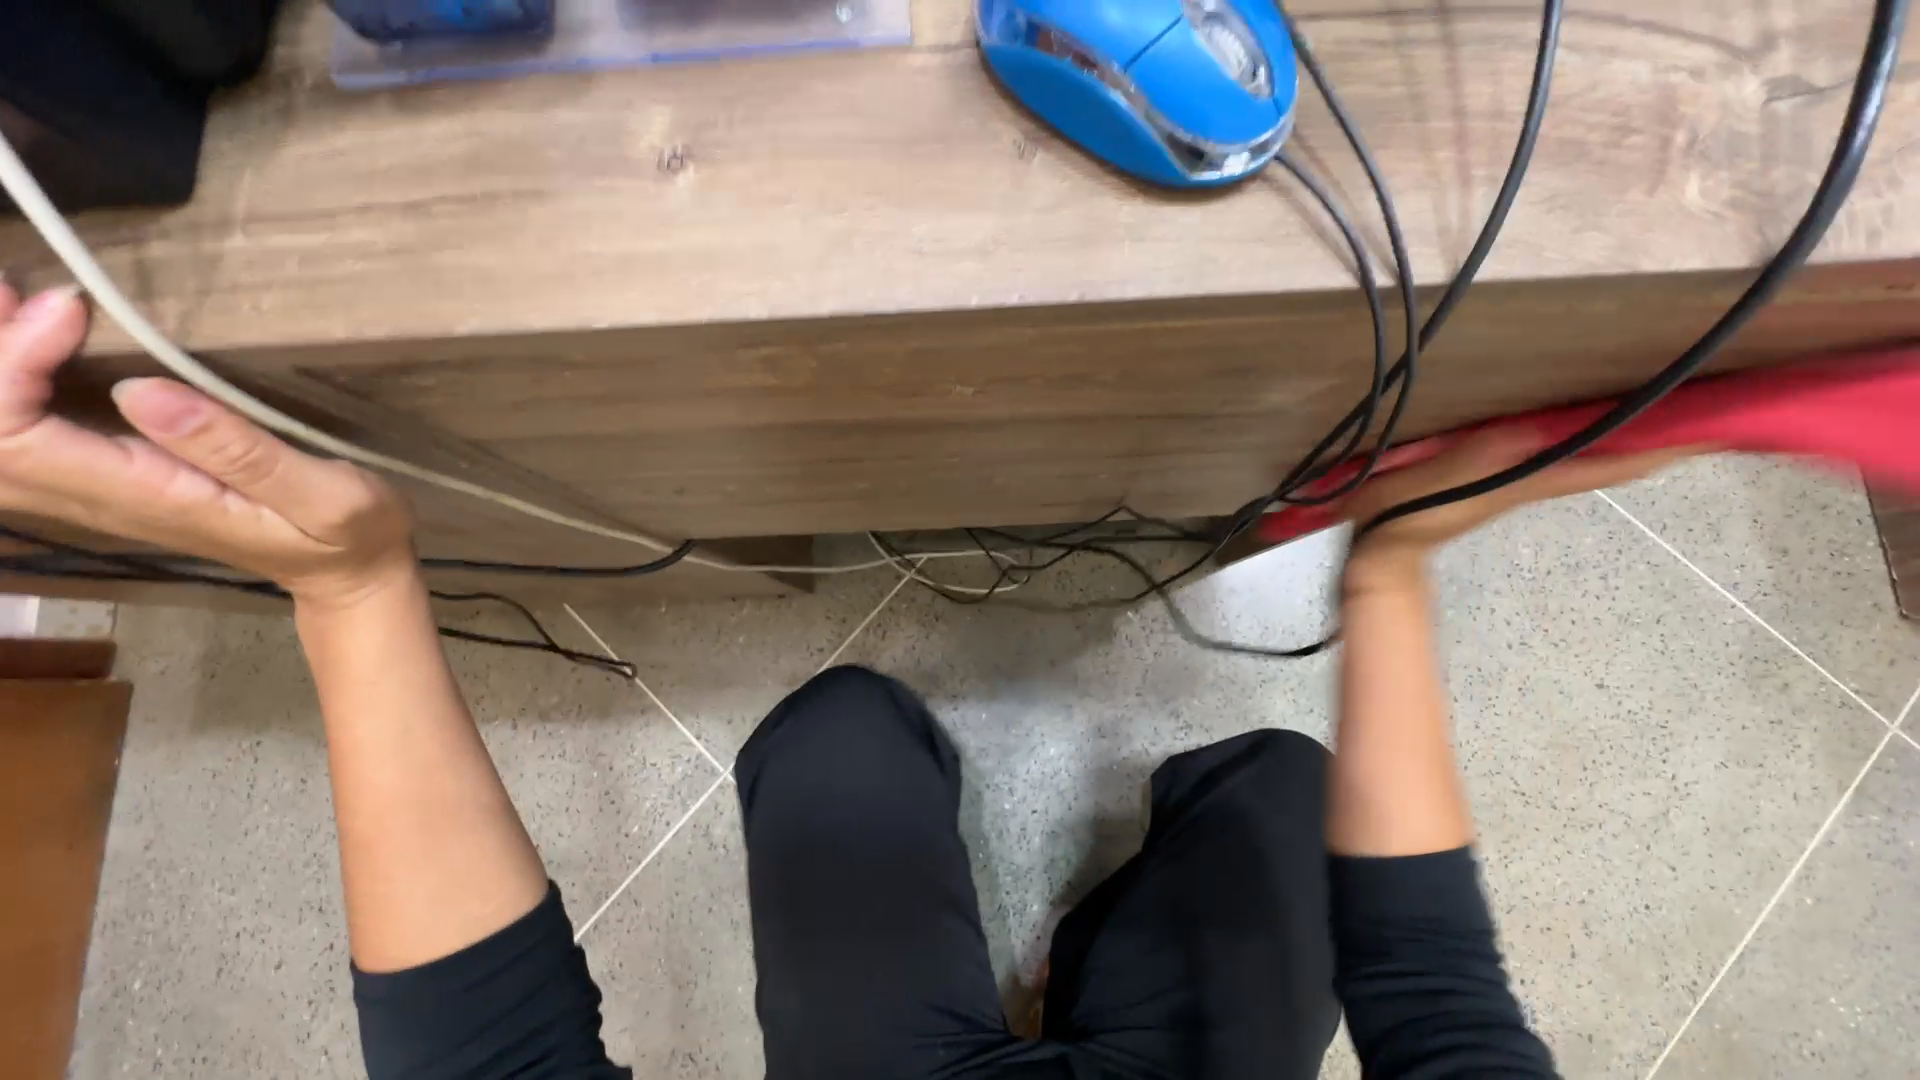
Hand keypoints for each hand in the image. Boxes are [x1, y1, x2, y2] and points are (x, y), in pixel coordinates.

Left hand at [0, 283, 415, 608]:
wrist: (353, 573)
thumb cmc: (353, 534)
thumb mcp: (327, 496)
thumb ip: (244, 453)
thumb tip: (139, 391)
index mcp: (151, 497)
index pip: (17, 435)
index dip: (13, 363)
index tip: (72, 310)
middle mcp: (106, 500)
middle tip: (16, 293)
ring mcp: (105, 495)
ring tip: (14, 306)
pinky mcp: (117, 484)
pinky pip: (21, 440)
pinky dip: (11, 389)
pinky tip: (37, 347)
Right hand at [1341, 426, 1699, 587]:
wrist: (1385, 550)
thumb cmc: (1408, 517)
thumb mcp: (1433, 487)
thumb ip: (1472, 461)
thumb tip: (1526, 431)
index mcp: (1530, 480)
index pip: (1613, 463)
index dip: (1664, 446)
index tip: (1719, 423)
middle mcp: (1539, 479)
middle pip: (1619, 458)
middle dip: (1662, 433)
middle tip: (1711, 395)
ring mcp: (1524, 481)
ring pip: (1597, 455)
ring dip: (1634, 432)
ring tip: (1668, 399)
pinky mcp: (1503, 478)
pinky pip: (1564, 451)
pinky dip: (1593, 434)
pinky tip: (1590, 417)